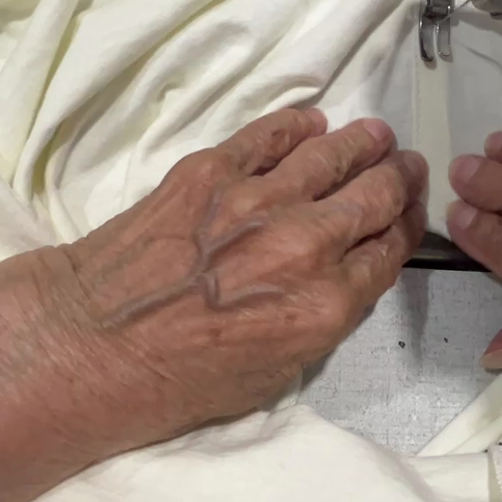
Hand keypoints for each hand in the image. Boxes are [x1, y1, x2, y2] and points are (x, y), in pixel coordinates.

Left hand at [15, 108, 426, 454]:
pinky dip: (297, 124)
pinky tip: (312, 122)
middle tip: (404, 164)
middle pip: (373, 197)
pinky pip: (269, 134)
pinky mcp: (211, 169)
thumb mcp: (276, 373)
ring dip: (362, 142)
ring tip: (374, 135)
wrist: (91, 344)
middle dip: (398, 178)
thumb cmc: (180, 379)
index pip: (389, 250)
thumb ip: (324, 316)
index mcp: (324, 307)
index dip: (407, 225)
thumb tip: (348, 269)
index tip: (411, 210)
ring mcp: (256, 200)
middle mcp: (303, 246)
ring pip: (331, 155)